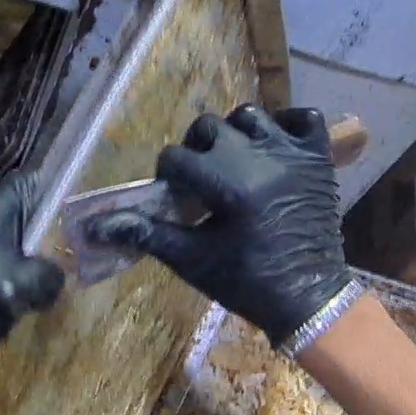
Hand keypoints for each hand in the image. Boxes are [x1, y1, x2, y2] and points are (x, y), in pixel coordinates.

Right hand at [87, 105, 354, 350]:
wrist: (308, 299)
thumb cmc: (245, 282)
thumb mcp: (191, 259)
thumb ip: (146, 233)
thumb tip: (97, 226)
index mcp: (224, 182)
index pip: (176, 158)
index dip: (167, 176)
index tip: (174, 198)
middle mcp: (256, 157)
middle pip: (209, 127)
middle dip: (195, 148)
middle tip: (200, 178)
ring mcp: (291, 154)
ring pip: (251, 115)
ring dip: (235, 132)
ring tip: (234, 158)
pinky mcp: (318, 158)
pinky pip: (305, 118)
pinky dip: (288, 124)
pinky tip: (274, 146)